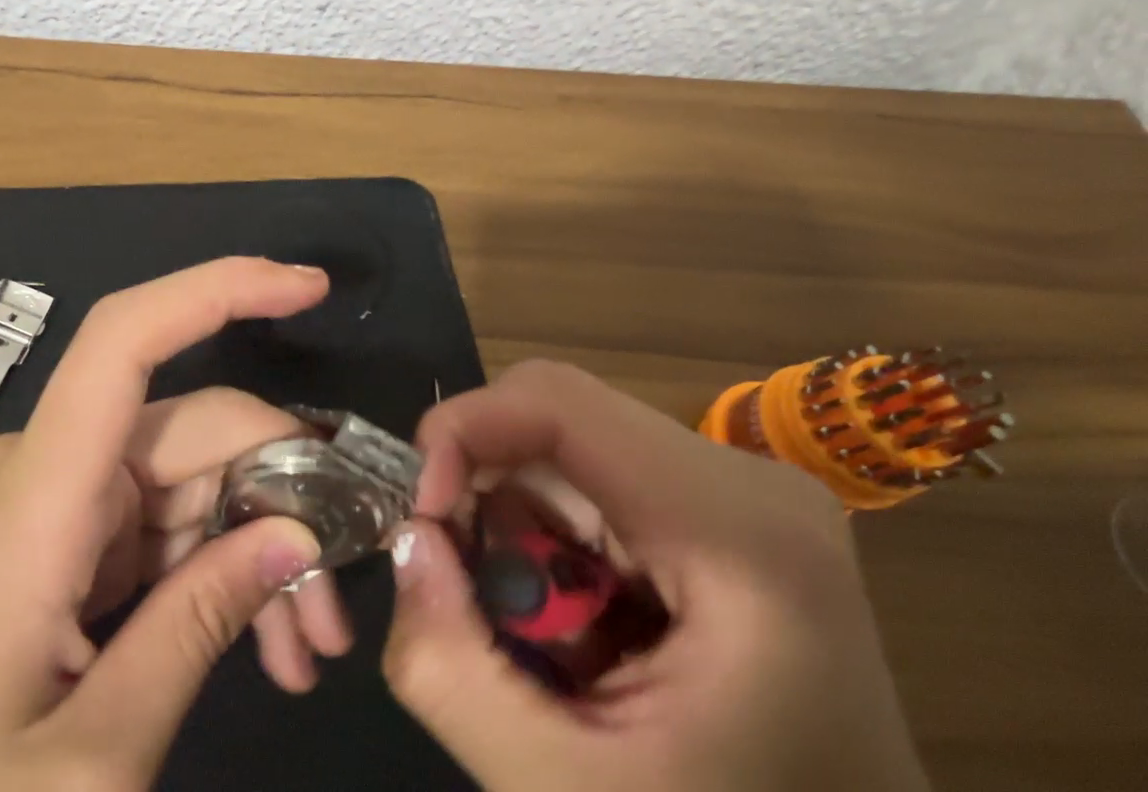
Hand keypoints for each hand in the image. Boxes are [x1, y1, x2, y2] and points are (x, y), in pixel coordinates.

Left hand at [0, 258, 349, 791]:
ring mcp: (46, 504)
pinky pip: (153, 524)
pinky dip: (208, 571)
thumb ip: (196, 628)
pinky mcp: (50, 540)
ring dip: (253, 550)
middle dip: (283, 497)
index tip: (309, 288)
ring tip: (301, 653)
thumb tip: (295, 536)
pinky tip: (253, 643)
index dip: (218, 290)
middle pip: (192, 431)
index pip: (124, 341)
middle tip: (335, 618)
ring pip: (185, 483)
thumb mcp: (92, 752)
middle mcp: (44, 474)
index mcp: (40, 501)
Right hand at [383, 360, 928, 791]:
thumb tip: (406, 541)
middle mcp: (749, 485)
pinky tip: (572, 625)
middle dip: (480, 490)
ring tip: (528, 633)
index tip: (418, 518)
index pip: (557, 403)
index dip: (461, 433)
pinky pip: (594, 486)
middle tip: (457, 588)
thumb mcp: (559, 787)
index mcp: (737, 533)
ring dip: (512, 527)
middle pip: (557, 419)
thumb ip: (449, 668)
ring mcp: (744, 498)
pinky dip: (548, 542)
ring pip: (566, 452)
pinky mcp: (727, 517)